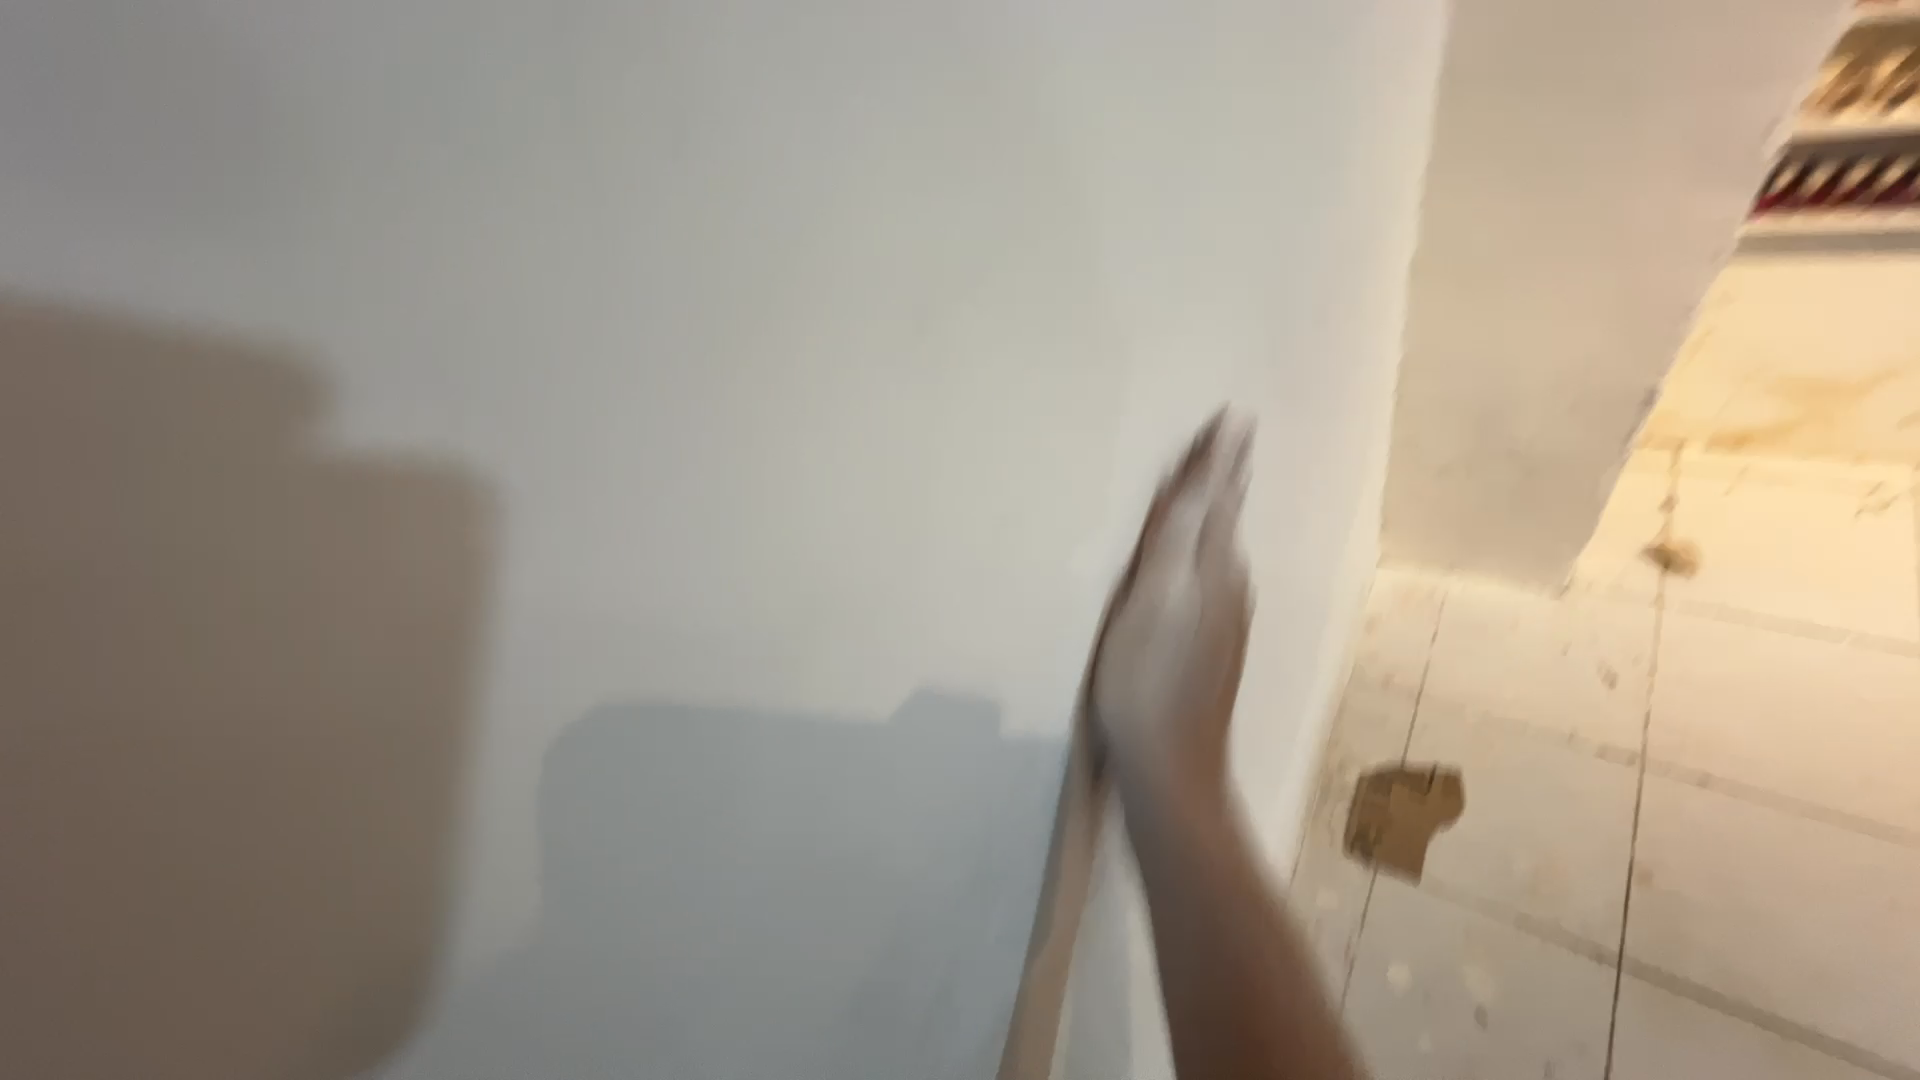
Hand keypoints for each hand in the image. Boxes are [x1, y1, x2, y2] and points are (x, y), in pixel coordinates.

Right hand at [1088, 409, 1253, 796]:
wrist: (1175, 763)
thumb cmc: (1142, 682)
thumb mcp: (1147, 604)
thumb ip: (1174, 544)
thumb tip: (1206, 489)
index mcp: (1208, 571)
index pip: (1212, 500)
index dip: (1218, 460)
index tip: (1232, 417)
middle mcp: (1228, 586)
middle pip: (1226, 517)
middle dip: (1228, 475)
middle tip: (1234, 435)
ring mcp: (1228, 617)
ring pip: (1226, 543)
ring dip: (1224, 504)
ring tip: (1222, 475)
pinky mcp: (1220, 641)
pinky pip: (1221, 569)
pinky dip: (1216, 539)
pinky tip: (1209, 546)